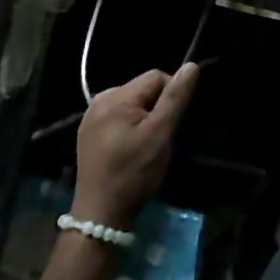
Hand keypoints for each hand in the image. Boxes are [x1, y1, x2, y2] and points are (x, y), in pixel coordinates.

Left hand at [73, 63, 198, 229]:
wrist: (101, 213)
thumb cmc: (134, 172)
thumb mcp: (160, 134)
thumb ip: (175, 97)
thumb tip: (191, 66)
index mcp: (116, 96)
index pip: (156, 77)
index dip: (171, 96)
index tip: (170, 125)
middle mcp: (99, 99)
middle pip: (142, 88)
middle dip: (156, 107)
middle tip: (158, 138)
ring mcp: (91, 116)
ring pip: (132, 103)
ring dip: (144, 117)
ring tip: (144, 145)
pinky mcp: (88, 133)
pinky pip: (118, 116)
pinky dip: (129, 126)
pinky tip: (129, 148)